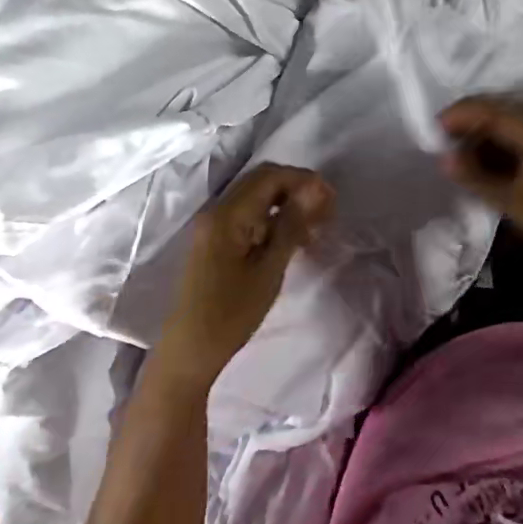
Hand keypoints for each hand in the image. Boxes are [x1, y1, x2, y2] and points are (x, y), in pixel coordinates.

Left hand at [157, 164, 334, 383]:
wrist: (191, 346)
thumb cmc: (232, 313)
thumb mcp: (269, 270)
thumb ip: (291, 225)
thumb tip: (314, 190)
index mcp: (226, 214)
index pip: (268, 176)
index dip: (302, 179)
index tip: (331, 198)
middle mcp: (216, 209)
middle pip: (260, 180)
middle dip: (295, 187)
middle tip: (326, 210)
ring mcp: (212, 223)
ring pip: (254, 196)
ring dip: (284, 202)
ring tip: (314, 226)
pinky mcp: (214, 237)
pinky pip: (246, 214)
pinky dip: (270, 218)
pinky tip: (290, 237)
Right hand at [439, 97, 522, 275]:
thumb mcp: (521, 205)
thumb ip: (478, 178)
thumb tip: (446, 159)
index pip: (483, 107)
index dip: (454, 117)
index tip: (432, 135)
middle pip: (500, 105)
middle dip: (472, 126)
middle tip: (453, 155)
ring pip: (518, 113)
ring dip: (494, 132)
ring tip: (478, 164)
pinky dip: (516, 136)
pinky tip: (509, 163)